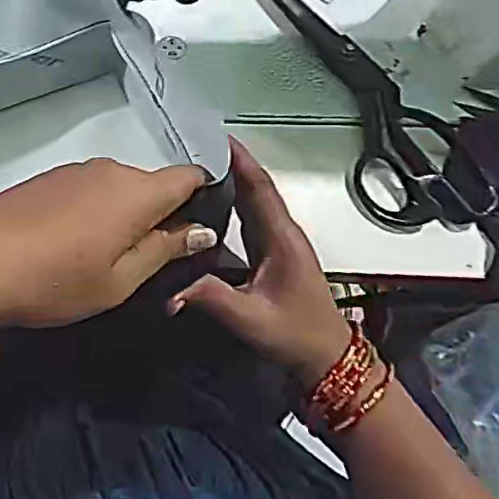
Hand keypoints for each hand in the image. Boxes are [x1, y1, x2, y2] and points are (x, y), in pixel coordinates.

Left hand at [0, 159, 218, 327]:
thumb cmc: (53, 279)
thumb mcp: (120, 281)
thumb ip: (165, 249)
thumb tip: (200, 230)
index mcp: (136, 190)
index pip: (191, 176)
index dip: (204, 201)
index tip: (197, 235)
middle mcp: (109, 169)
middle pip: (154, 185)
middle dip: (160, 216)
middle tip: (149, 263)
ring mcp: (74, 171)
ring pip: (119, 189)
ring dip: (124, 217)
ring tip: (104, 259)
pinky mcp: (48, 179)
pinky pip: (89, 190)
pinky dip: (94, 212)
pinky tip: (73, 245)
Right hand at [171, 138, 349, 381]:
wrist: (327, 359)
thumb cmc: (297, 336)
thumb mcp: (252, 319)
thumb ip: (212, 298)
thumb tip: (171, 289)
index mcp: (282, 240)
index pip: (260, 191)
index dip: (242, 163)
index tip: (221, 139)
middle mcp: (282, 235)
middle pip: (256, 189)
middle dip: (230, 164)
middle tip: (198, 147)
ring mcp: (279, 243)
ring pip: (254, 201)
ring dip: (231, 181)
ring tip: (199, 167)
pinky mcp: (271, 253)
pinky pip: (250, 217)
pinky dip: (232, 201)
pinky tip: (211, 202)